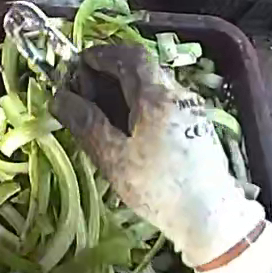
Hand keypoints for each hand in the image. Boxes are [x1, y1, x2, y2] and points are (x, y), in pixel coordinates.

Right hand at [53, 45, 271, 272]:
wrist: (213, 218)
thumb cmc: (158, 188)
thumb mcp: (113, 158)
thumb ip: (85, 123)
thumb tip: (58, 97)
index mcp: (156, 96)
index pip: (128, 56)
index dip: (101, 54)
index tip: (79, 63)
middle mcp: (177, 94)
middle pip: (141, 67)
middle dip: (109, 71)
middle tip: (84, 89)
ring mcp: (190, 109)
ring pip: (152, 84)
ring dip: (124, 88)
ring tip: (101, 110)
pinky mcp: (195, 125)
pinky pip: (162, 101)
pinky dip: (139, 102)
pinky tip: (126, 127)